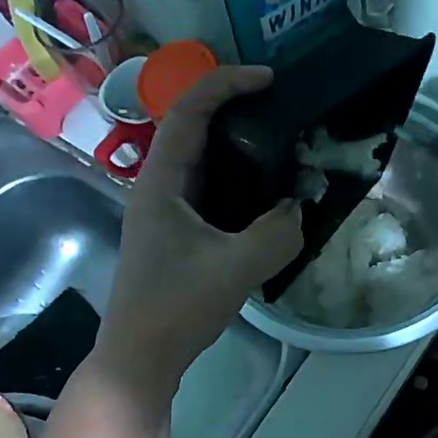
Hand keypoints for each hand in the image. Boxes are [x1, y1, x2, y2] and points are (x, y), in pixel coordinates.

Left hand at [94, 65, 302, 397]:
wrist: (140, 358)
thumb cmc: (177, 308)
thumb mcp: (236, 268)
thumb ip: (277, 233)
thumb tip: (297, 210)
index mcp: (160, 182)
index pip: (188, 111)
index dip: (226, 84)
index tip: (270, 80)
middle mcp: (157, 188)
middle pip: (193, 130)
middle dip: (236, 112)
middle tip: (282, 113)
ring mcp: (163, 214)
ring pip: (202, 165)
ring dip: (238, 152)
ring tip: (281, 152)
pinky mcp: (174, 237)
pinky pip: (207, 194)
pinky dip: (236, 186)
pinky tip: (265, 201)